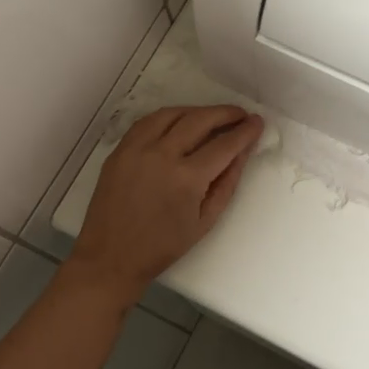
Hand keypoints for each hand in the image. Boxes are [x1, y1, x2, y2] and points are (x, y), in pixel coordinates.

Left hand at [69, 105, 264, 295]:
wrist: (111, 258)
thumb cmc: (162, 247)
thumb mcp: (204, 221)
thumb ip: (226, 183)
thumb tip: (241, 154)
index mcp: (187, 178)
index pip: (224, 145)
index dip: (244, 132)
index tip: (257, 122)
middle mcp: (162, 155)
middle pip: (200, 120)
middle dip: (225, 113)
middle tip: (240, 114)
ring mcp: (137, 149)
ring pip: (172, 114)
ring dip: (197, 111)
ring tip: (212, 116)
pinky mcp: (119, 150)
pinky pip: (147, 122)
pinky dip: (168, 116)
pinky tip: (179, 122)